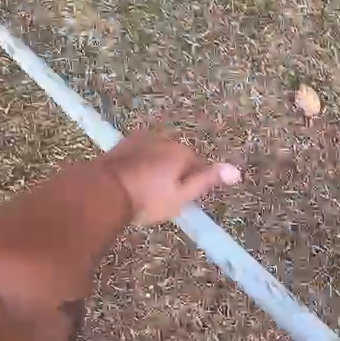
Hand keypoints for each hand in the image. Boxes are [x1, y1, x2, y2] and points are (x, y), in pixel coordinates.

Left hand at [99, 131, 241, 225]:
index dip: (194, 184)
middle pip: (177, 158)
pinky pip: (139, 155)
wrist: (102, 192)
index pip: (199, 166)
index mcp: (182, 152)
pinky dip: (139, 165)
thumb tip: (237, 170)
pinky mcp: (122, 145)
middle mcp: (164, 139)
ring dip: (156, 169)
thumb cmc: (146, 199)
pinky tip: (131, 182)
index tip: (185, 200)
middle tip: (163, 199)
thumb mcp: (182, 195)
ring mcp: (141, 140)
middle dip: (174, 174)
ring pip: (157, 155)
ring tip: (146, 192)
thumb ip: (207, 180)